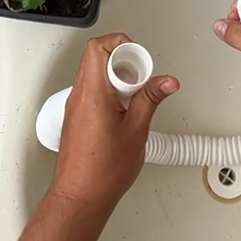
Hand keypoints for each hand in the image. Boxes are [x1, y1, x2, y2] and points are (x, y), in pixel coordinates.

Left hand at [47, 33, 178, 213]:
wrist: (80, 196)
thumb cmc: (102, 171)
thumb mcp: (137, 131)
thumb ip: (151, 100)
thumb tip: (165, 81)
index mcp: (93, 93)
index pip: (99, 47)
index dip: (121, 44)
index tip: (140, 58)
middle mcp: (79, 95)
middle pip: (95, 56)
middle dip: (122, 60)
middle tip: (140, 77)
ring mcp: (75, 105)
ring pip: (93, 73)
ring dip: (115, 77)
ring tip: (134, 95)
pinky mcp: (76, 116)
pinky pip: (91, 90)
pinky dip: (108, 91)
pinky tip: (123, 110)